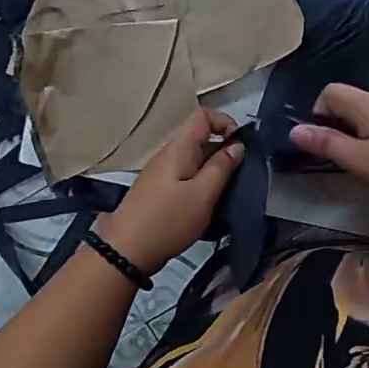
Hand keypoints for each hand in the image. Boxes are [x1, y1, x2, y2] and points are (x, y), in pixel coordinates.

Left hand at [97, 108, 243, 273]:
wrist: (127, 251)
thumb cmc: (168, 220)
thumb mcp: (203, 194)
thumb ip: (222, 167)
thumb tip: (237, 146)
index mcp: (179, 149)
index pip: (203, 116)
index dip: (225, 123)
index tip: (241, 147)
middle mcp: (169, 156)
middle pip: (202, 140)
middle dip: (225, 154)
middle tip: (241, 179)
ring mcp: (163, 174)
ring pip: (197, 162)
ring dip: (216, 174)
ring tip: (228, 196)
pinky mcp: (161, 192)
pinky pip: (188, 179)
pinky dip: (203, 187)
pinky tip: (210, 208)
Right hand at [288, 84, 368, 211]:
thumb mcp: (359, 161)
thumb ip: (327, 144)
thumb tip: (295, 130)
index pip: (331, 91)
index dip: (317, 112)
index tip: (320, 141)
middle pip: (350, 101)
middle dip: (336, 124)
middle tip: (338, 156)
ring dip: (356, 133)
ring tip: (360, 163)